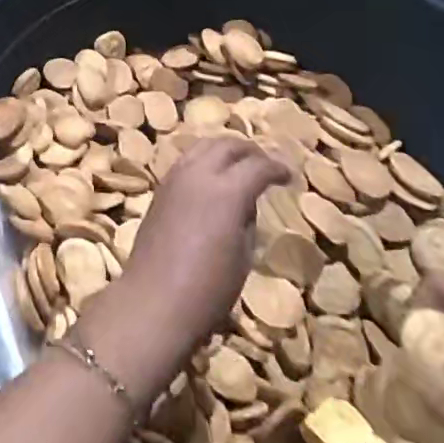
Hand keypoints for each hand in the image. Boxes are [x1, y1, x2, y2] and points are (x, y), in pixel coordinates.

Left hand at [124, 137, 289, 340]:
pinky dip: (204, 161)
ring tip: (239, 166)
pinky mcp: (160, 189)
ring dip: (223, 151)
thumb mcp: (242, 254)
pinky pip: (186, 162)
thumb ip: (245, 218)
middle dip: (250, 151)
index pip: (258, 166)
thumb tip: (244, 203)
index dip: (277, 168)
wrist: (155, 297)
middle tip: (265, 164)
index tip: (288, 177)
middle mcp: (198, 174)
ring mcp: (174, 178)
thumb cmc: (209, 286)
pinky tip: (212, 178)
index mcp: (226, 190)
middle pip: (226, 145)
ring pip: (202, 147)